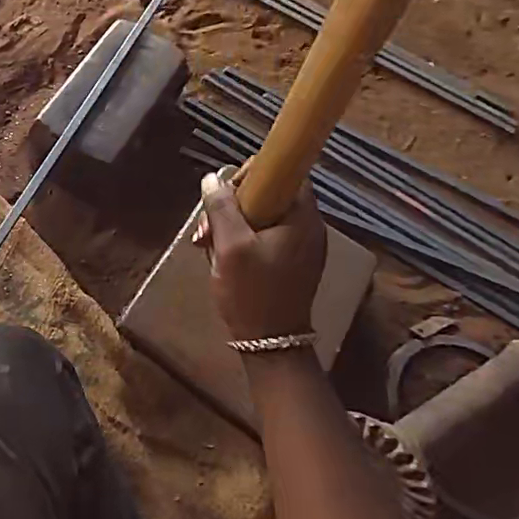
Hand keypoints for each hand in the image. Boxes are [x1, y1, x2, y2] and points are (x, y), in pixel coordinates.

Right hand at [195, 168, 327, 341]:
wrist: (271, 346)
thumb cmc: (253, 293)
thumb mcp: (230, 247)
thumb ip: (221, 208)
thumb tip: (212, 179)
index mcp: (302, 217)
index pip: (285, 172)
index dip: (254, 174)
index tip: (228, 195)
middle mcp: (309, 226)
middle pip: (270, 194)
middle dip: (234, 206)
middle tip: (208, 228)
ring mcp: (303, 246)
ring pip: (264, 216)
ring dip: (234, 225)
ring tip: (208, 245)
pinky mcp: (293, 263)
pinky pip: (267, 237)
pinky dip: (244, 240)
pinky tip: (223, 258)